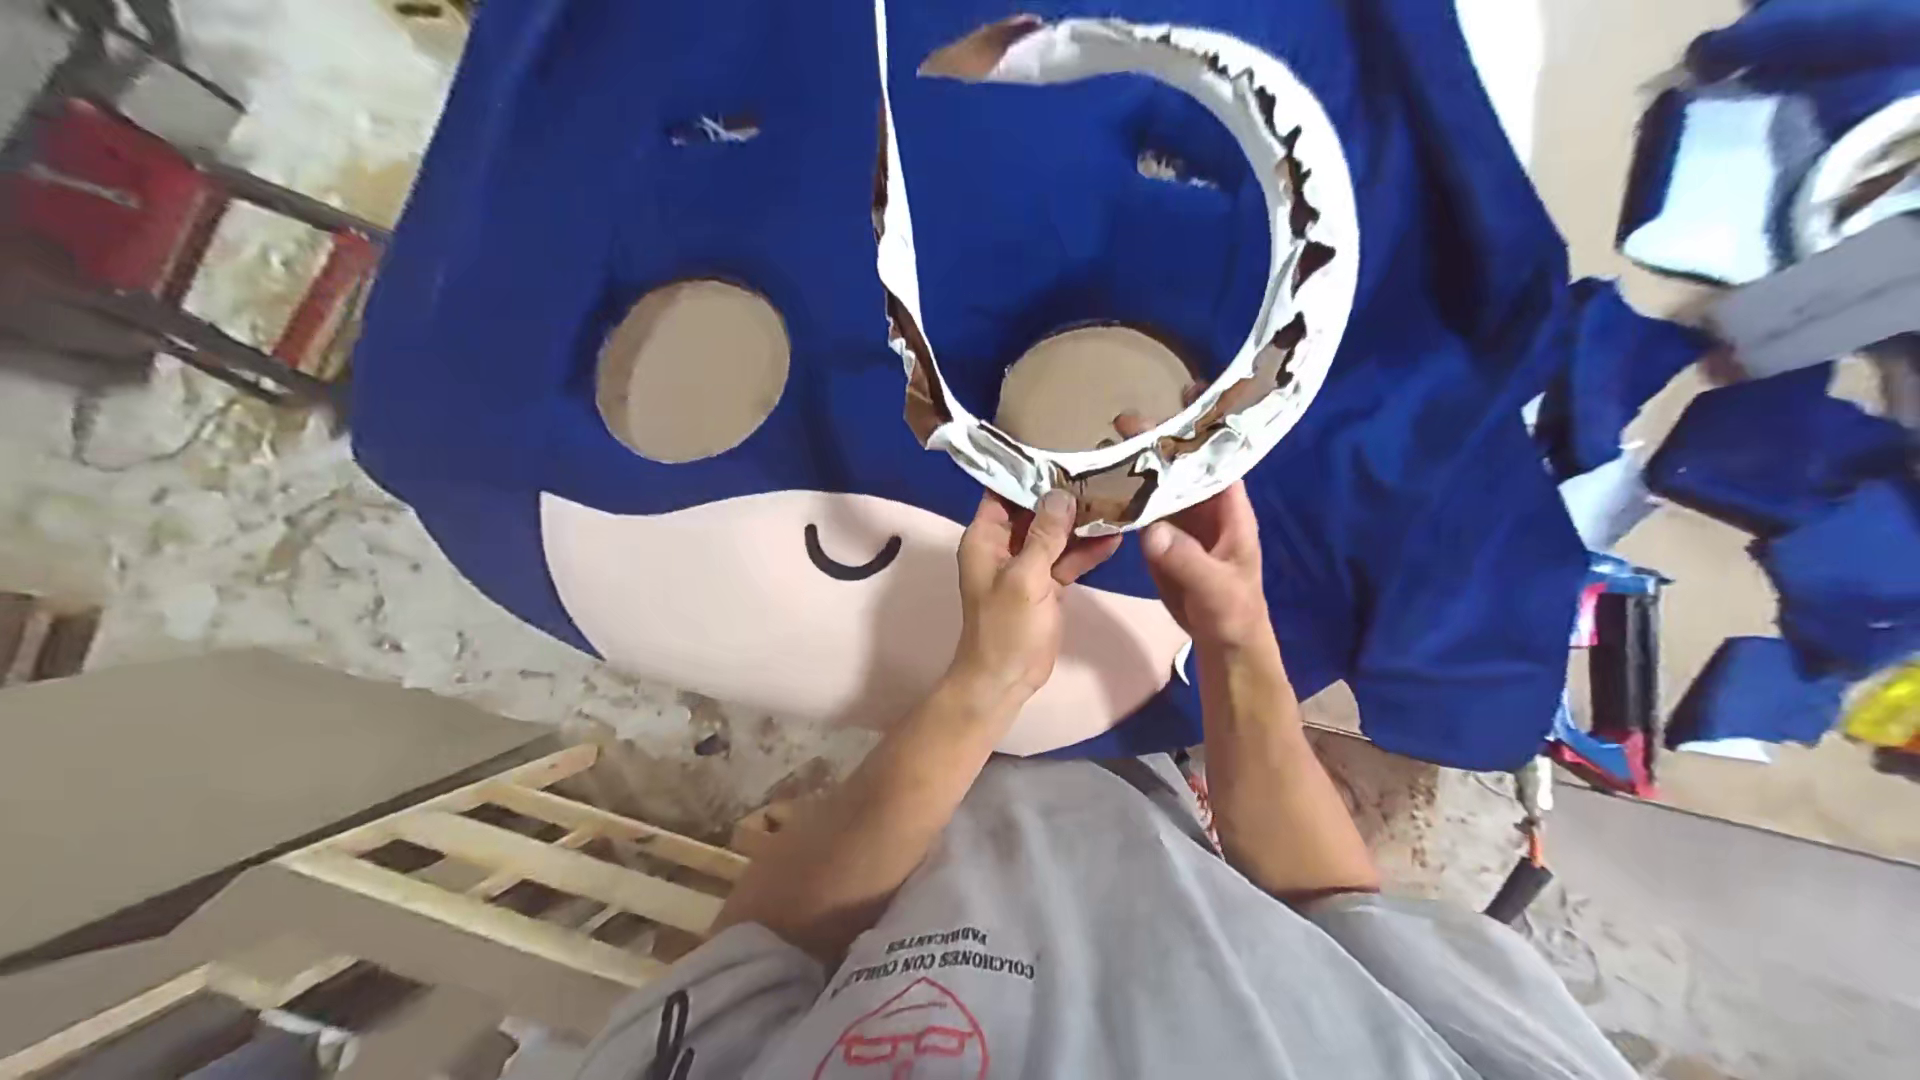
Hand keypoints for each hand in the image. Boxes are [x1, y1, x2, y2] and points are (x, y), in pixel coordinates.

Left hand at [951, 490, 1120, 707]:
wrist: (1005, 678)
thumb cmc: (1005, 628)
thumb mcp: (1024, 578)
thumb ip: (1043, 536)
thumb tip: (1060, 495)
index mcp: (985, 538)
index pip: (1003, 493)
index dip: (1027, 473)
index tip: (1060, 451)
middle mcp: (1004, 546)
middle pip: (1033, 511)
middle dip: (1062, 494)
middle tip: (1098, 469)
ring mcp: (1027, 566)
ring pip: (1054, 535)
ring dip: (1079, 522)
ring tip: (1114, 497)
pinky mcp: (1046, 585)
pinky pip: (1067, 560)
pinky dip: (1086, 551)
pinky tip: (1115, 535)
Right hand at [1116, 410, 1272, 652]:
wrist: (1221, 641)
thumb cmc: (1232, 613)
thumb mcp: (1217, 590)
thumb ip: (1188, 561)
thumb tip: (1151, 530)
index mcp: (1230, 510)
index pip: (1216, 458)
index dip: (1200, 427)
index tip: (1179, 396)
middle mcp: (1205, 508)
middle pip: (1179, 465)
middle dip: (1155, 439)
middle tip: (1121, 420)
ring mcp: (1181, 522)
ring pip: (1158, 484)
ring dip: (1135, 465)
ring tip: (1103, 444)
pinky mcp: (1162, 539)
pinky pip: (1141, 510)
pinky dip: (1124, 496)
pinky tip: (1101, 484)